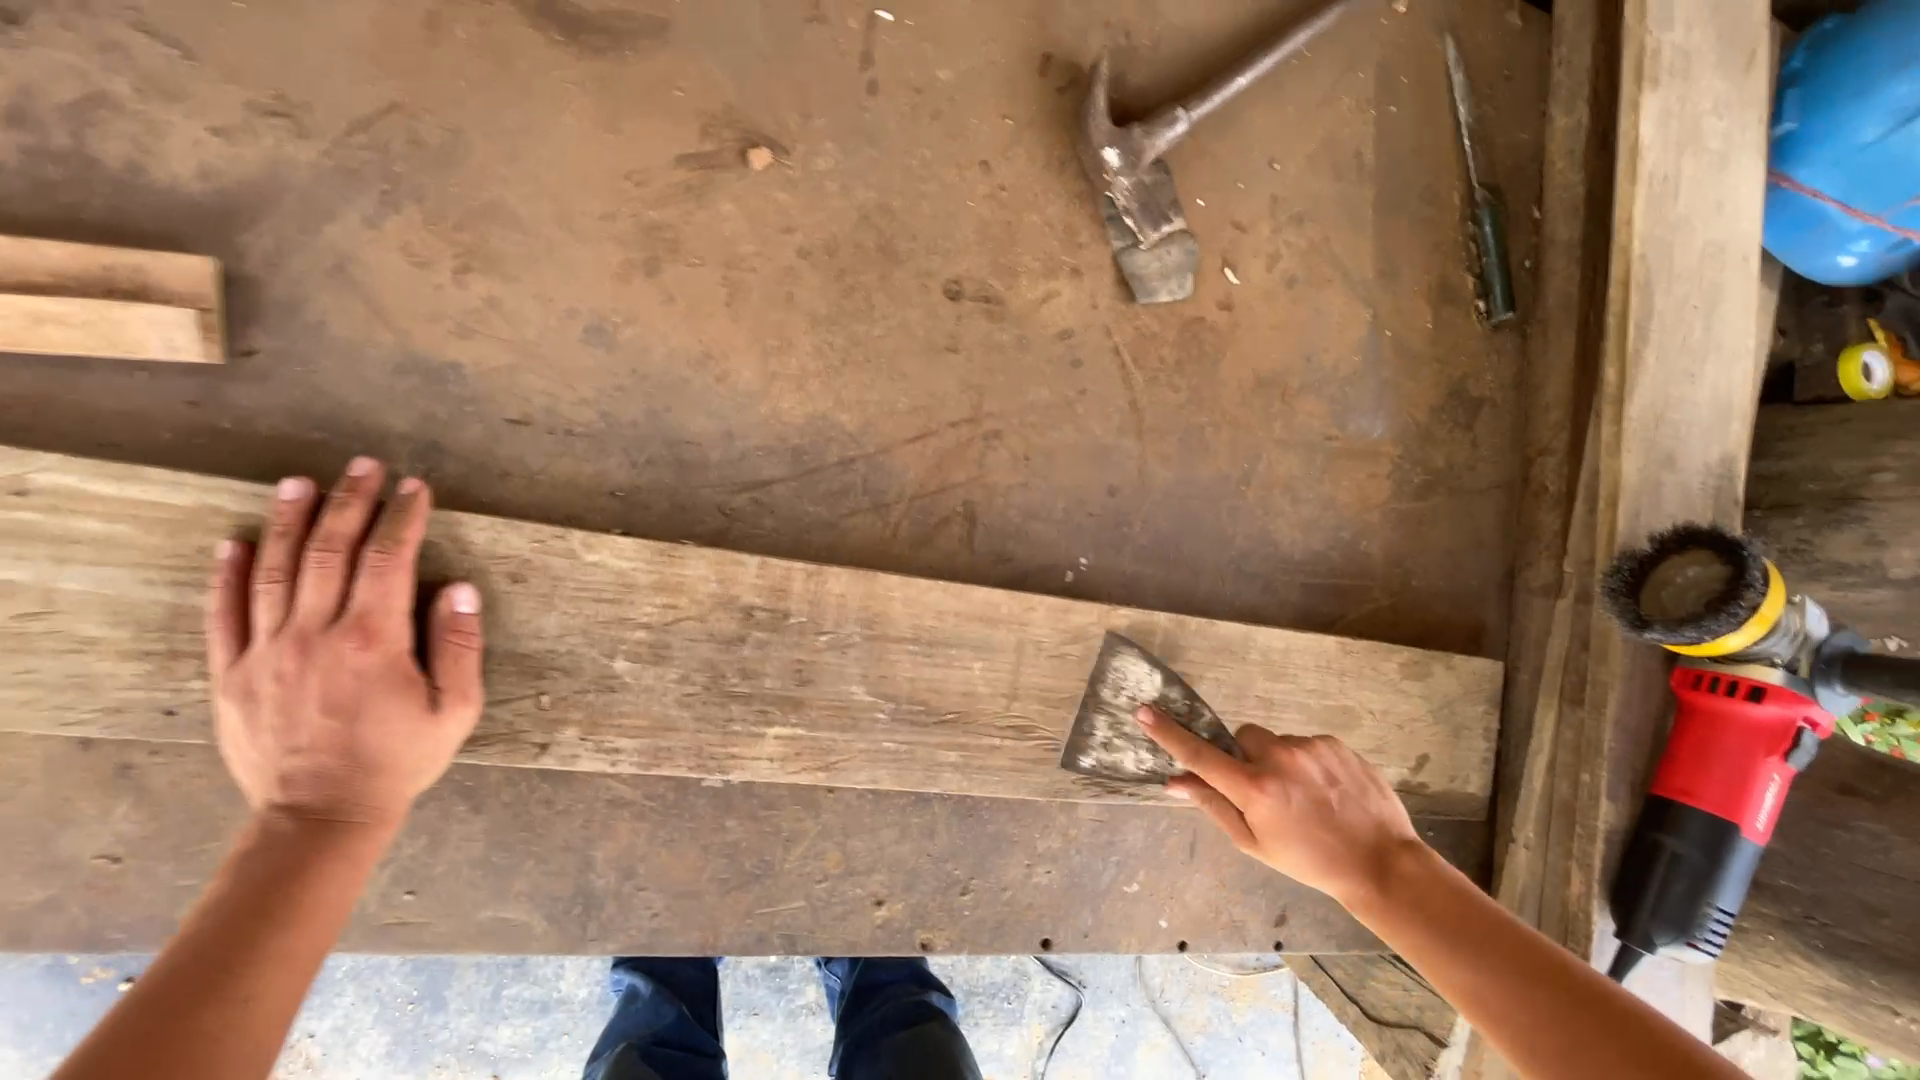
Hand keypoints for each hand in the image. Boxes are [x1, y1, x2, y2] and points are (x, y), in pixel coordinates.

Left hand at [204, 456, 485, 830]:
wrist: (321, 816)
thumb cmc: (399, 761)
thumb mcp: (456, 710)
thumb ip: (460, 647)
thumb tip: (460, 591)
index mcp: (374, 641)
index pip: (388, 560)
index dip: (403, 518)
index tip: (414, 488)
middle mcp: (316, 635)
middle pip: (331, 551)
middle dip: (350, 503)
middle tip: (364, 468)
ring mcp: (267, 652)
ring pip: (276, 571)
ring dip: (291, 522)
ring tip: (301, 483)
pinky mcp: (234, 674)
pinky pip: (225, 613)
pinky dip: (229, 573)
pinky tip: (236, 541)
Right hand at [1136, 706, 1425, 908]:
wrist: (1381, 863)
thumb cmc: (1309, 861)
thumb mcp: (1254, 842)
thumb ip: (1213, 805)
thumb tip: (1175, 781)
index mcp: (1254, 788)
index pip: (1200, 754)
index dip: (1168, 733)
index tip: (1144, 712)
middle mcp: (1279, 759)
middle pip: (1242, 737)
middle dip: (1245, 756)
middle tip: (1263, 791)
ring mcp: (1310, 747)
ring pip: (1275, 741)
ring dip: (1278, 761)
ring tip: (1304, 797)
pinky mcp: (1334, 743)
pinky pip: (1305, 744)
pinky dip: (1306, 762)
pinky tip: (1325, 791)